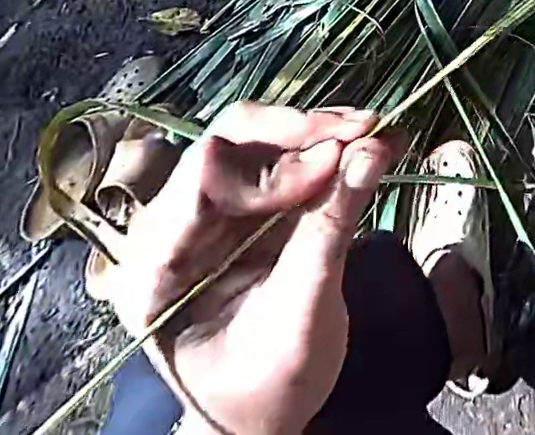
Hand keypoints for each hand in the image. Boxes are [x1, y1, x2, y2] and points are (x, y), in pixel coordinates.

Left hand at [85, 101, 398, 434]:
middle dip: (303, 130)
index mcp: (157, 262)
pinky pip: (287, 155)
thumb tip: (374, 149)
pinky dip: (330, 145)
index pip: (205, 175)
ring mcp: (213, 206)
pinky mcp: (250, 200)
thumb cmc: (267, 390)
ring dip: (323, 131)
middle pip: (233, 140)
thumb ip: (330, 230)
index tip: (337, 160)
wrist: (264, 416)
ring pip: (264, 136)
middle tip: (366, 128)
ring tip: (377, 132)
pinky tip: (368, 142)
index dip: (274, 160)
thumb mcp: (301, 319)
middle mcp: (176, 220)